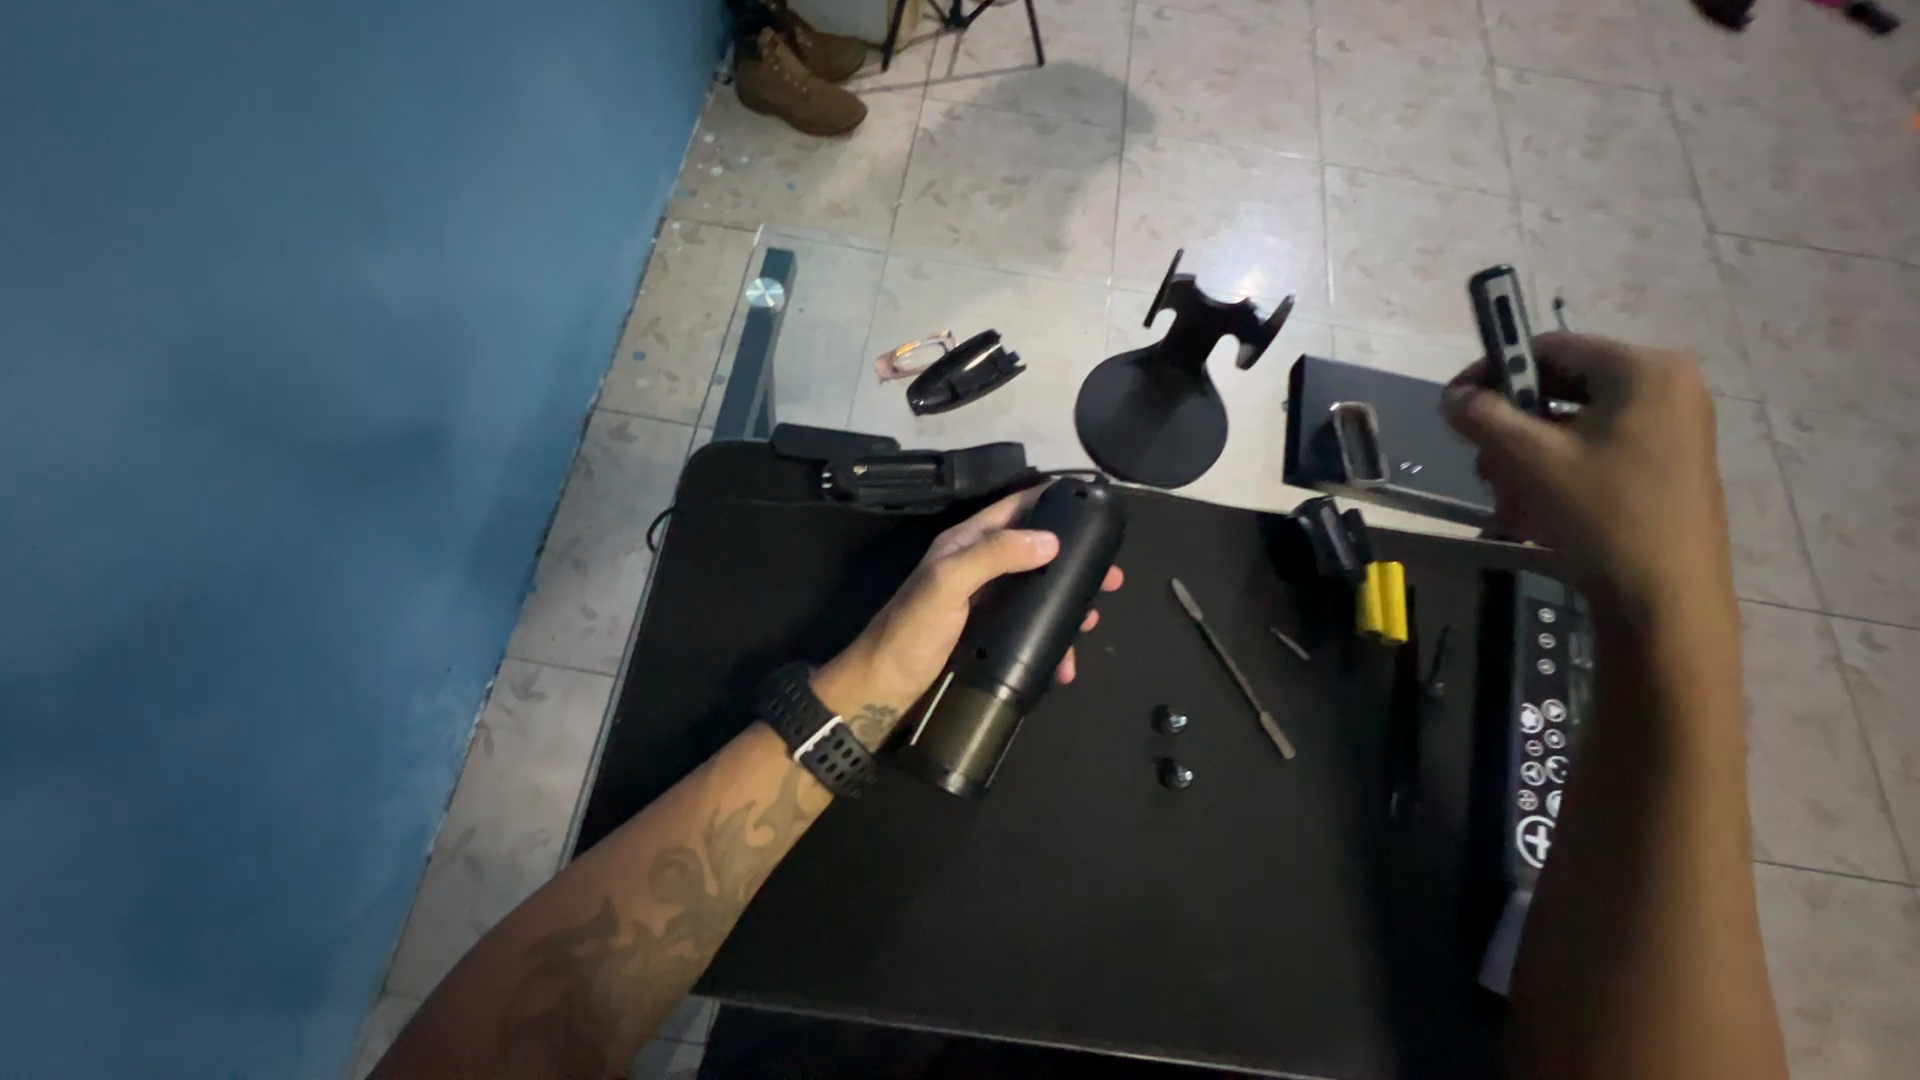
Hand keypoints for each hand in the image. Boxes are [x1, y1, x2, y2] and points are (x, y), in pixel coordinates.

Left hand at [811, 485, 1123, 747]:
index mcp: (965, 544)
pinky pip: (1028, 631)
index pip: (1014, 509)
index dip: (1052, 501)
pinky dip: (1050, 643)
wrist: (882, 691)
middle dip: (1073, 562)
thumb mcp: (947, 584)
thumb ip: (993, 555)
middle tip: (1111, 577)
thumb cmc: (910, 632)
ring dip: (1067, 605)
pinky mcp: (987, 637)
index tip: (1094, 506)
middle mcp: (978, 568)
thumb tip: (1051, 539)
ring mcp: (984, 604)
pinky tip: (1065, 663)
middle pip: (1035, 552)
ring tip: (1092, 620)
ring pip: (1037, 594)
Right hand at [1441, 332, 1732, 620]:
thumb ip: (1482, 415)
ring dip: (1525, 451)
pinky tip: (1533, 505)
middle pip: (1559, 385)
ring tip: (1505, 493)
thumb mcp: (1527, 458)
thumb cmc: (1599, 512)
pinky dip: (1555, 467)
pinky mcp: (1666, 460)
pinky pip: (1594, 446)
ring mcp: (1671, 424)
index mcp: (1643, 369)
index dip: (1492, 372)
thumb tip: (1453, 396)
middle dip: (1509, 423)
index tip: (1455, 407)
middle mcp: (1666, 384)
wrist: (1664, 593)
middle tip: (1481, 463)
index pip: (1548, 347)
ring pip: (1572, 420)